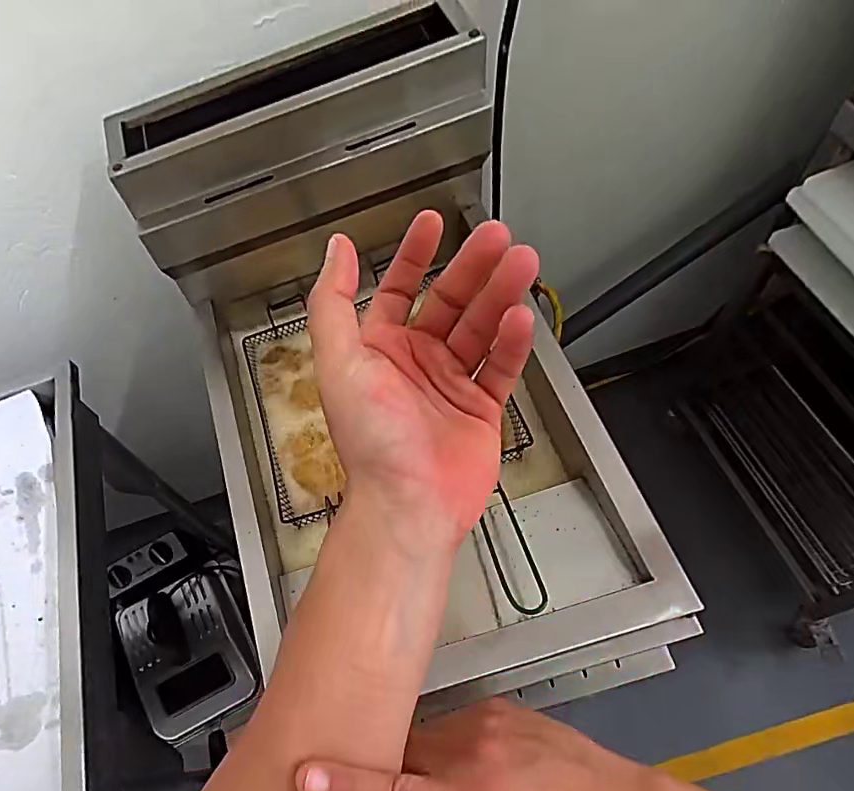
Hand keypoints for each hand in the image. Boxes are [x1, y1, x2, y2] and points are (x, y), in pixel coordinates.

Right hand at [293, 698, 661, 790]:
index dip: (345, 787)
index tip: (308, 777)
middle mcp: (475, 753)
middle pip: (401, 749)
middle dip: (395, 767)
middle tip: (417, 790)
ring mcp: (487, 722)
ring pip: (425, 733)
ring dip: (429, 756)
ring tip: (472, 779)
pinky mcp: (498, 704)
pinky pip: (453, 720)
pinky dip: (457, 742)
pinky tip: (490, 760)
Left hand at [308, 211, 538, 552]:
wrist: (408, 503)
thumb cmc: (370, 445)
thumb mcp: (337, 363)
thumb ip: (332, 303)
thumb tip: (335, 252)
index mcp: (378, 352)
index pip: (397, 291)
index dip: (414, 256)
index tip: (433, 224)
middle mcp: (415, 365)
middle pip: (449, 302)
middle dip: (472, 267)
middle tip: (497, 238)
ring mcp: (450, 386)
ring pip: (481, 328)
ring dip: (500, 296)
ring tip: (521, 265)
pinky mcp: (480, 409)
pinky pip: (501, 367)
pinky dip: (512, 344)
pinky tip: (521, 320)